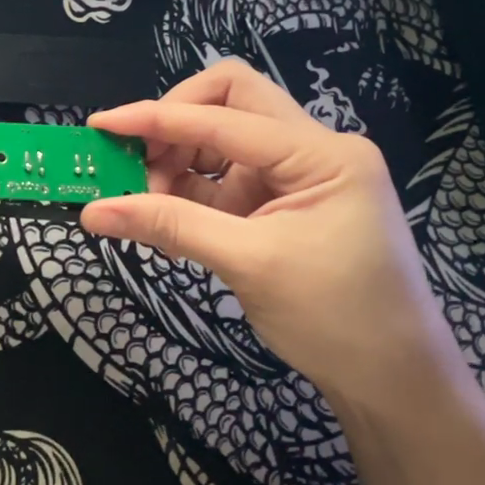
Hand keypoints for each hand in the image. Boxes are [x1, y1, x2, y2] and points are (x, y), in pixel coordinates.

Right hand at [79, 60, 466, 408]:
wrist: (393, 382)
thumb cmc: (337, 318)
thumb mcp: (248, 265)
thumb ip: (170, 226)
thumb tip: (92, 211)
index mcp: (323, 154)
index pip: (225, 116)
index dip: (157, 117)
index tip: (101, 126)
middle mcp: (312, 150)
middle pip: (228, 102)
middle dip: (173, 124)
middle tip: (136, 164)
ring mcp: (295, 176)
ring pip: (219, 138)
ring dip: (176, 162)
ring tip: (148, 205)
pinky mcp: (279, 203)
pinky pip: (220, 179)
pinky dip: (187, 193)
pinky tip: (166, 223)